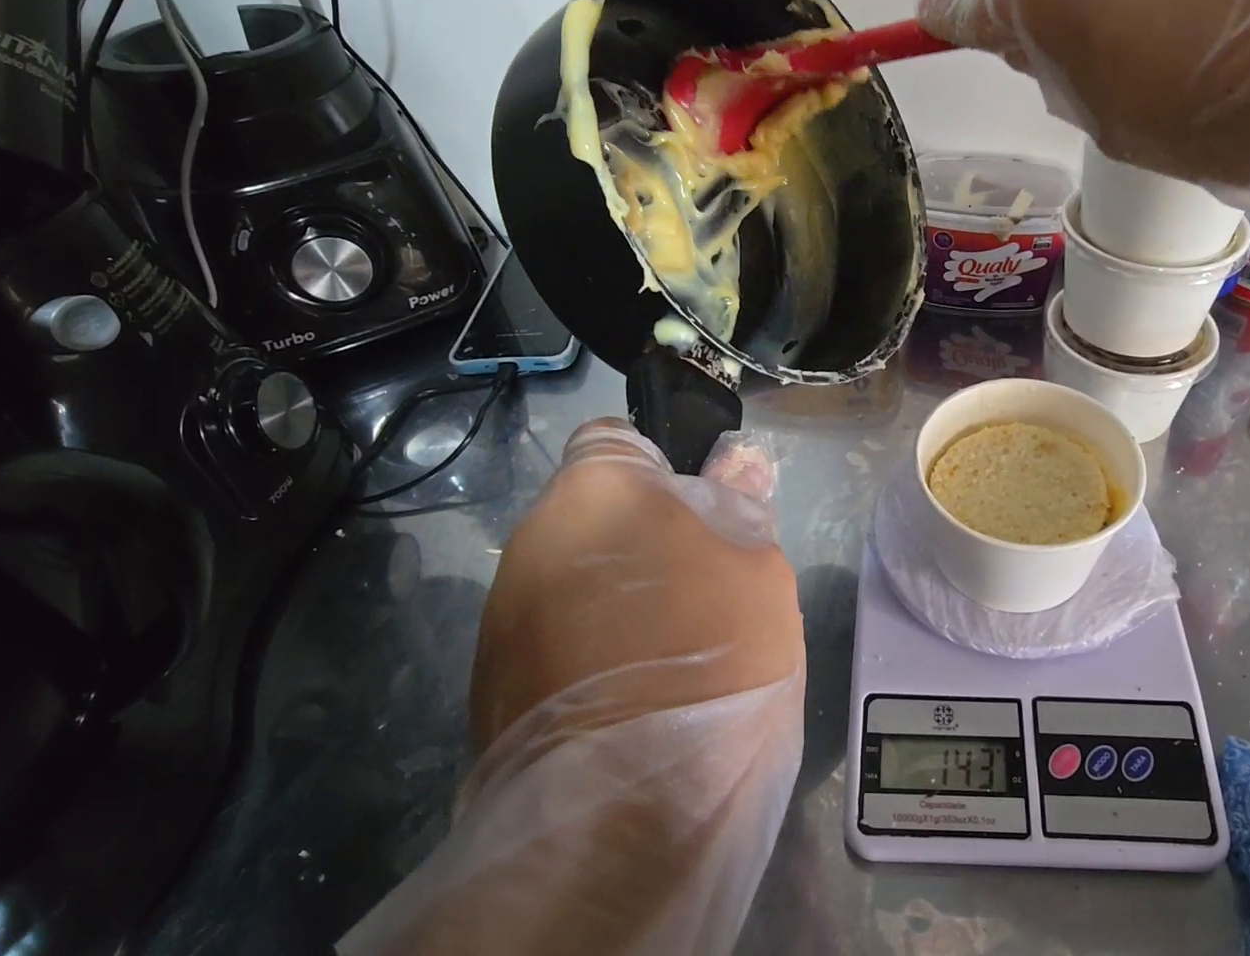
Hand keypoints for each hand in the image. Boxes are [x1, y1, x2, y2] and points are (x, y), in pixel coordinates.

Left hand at [344, 420, 803, 955]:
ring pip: (573, 581)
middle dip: (644, 540)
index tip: (700, 510)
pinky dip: (589, 652)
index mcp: (598, 492)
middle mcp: (532, 541)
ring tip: (672, 657)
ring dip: (616, 599)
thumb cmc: (713, 660)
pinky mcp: (490, 685)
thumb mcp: (759, 571)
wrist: (628, 811)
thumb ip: (741, 506)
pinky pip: (552, 640)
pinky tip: (634, 699)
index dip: (661, 466)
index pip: (615, 437)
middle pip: (595, 517)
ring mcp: (503, 616)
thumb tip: (738, 461)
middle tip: (704, 592)